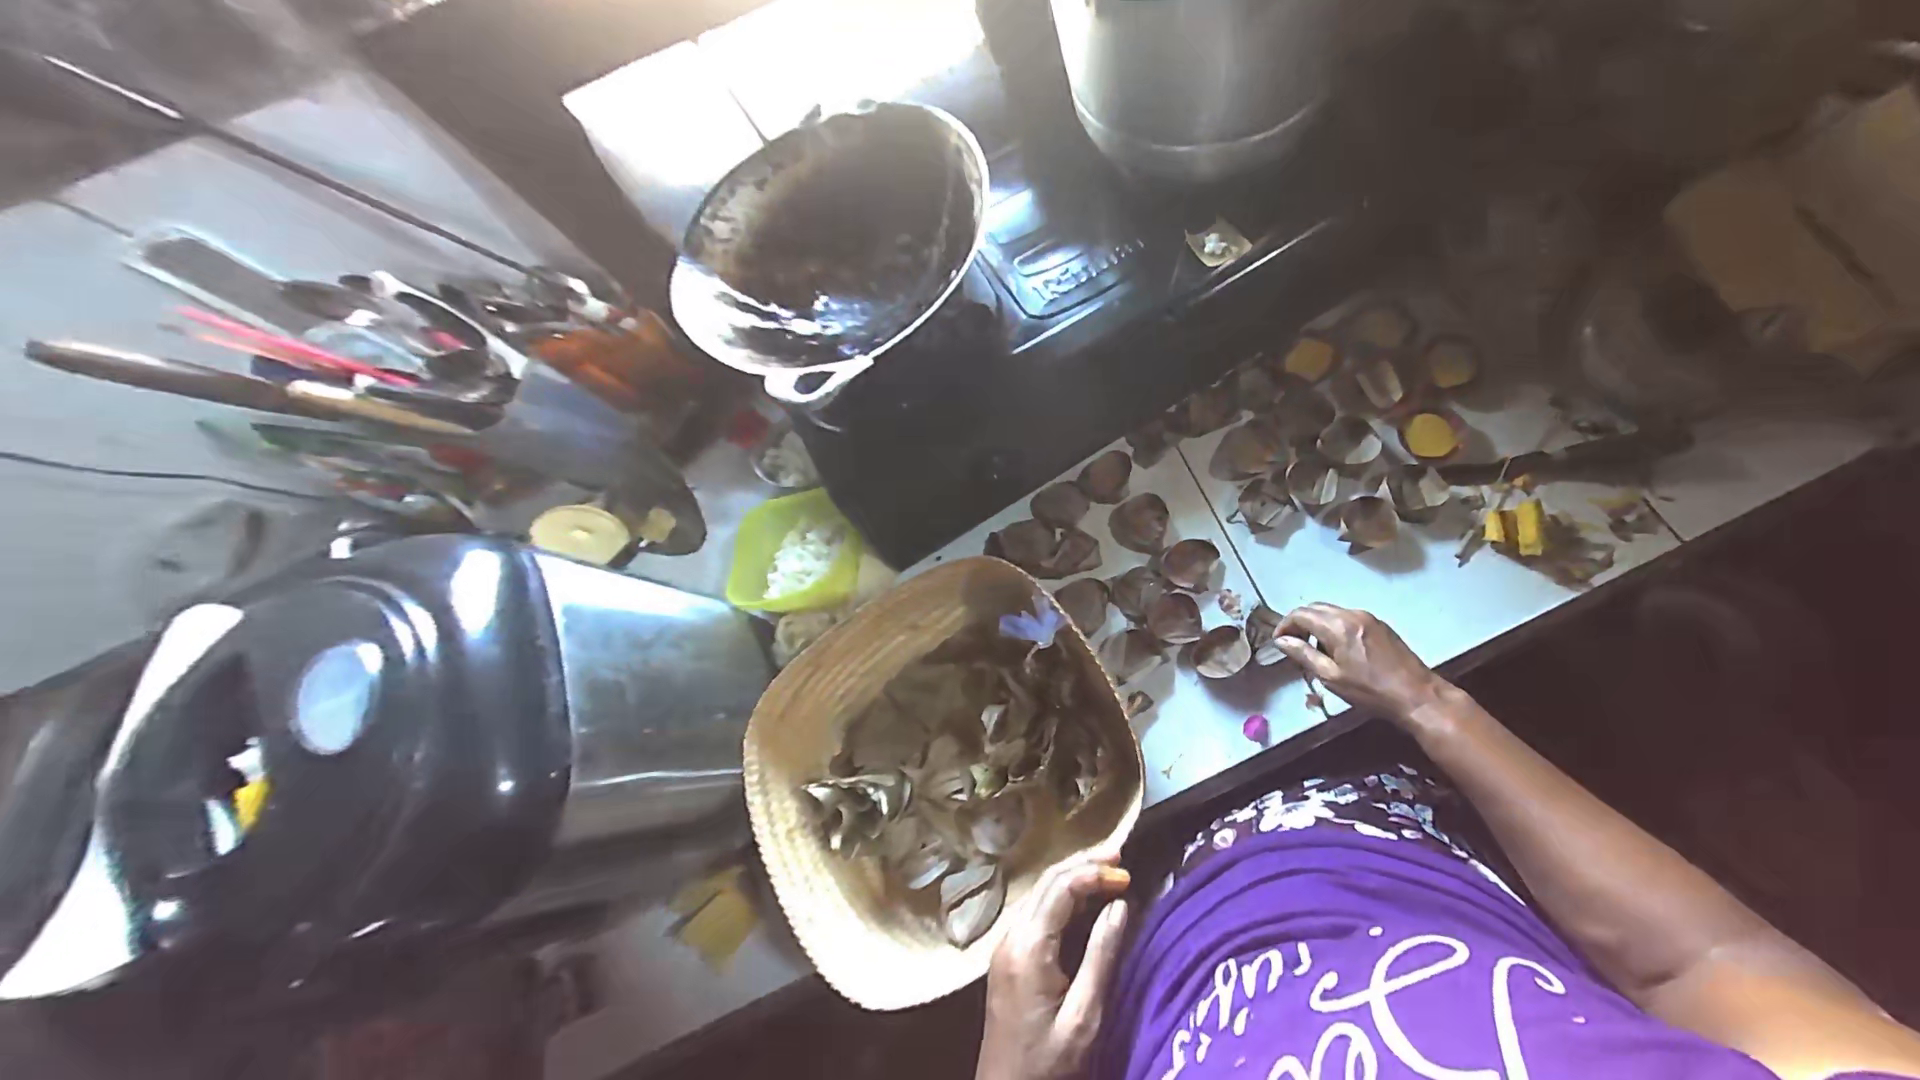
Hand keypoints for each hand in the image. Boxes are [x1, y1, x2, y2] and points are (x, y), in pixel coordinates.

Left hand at [975, 853, 1131, 1079]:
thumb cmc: (1048, 1063)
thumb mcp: (1084, 1017)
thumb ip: (1101, 956)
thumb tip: (1120, 906)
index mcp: (1029, 945)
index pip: (1061, 887)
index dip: (1094, 874)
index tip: (1126, 875)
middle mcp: (1012, 933)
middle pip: (1047, 880)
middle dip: (1083, 863)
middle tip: (1119, 856)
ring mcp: (1006, 941)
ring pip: (1040, 891)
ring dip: (1073, 876)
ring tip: (1107, 870)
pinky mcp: (1008, 952)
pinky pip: (1037, 909)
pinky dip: (1062, 896)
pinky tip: (1085, 899)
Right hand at [1274, 603, 1450, 720]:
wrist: (1418, 696)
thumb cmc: (1370, 690)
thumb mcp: (1330, 676)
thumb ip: (1302, 654)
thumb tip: (1281, 641)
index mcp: (1337, 626)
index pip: (1300, 614)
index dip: (1284, 626)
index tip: (1279, 642)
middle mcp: (1351, 614)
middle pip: (1315, 608)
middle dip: (1299, 623)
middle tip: (1293, 645)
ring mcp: (1368, 618)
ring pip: (1331, 612)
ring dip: (1316, 625)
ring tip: (1314, 650)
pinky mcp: (1379, 625)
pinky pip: (1347, 618)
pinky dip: (1333, 627)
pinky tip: (1337, 649)